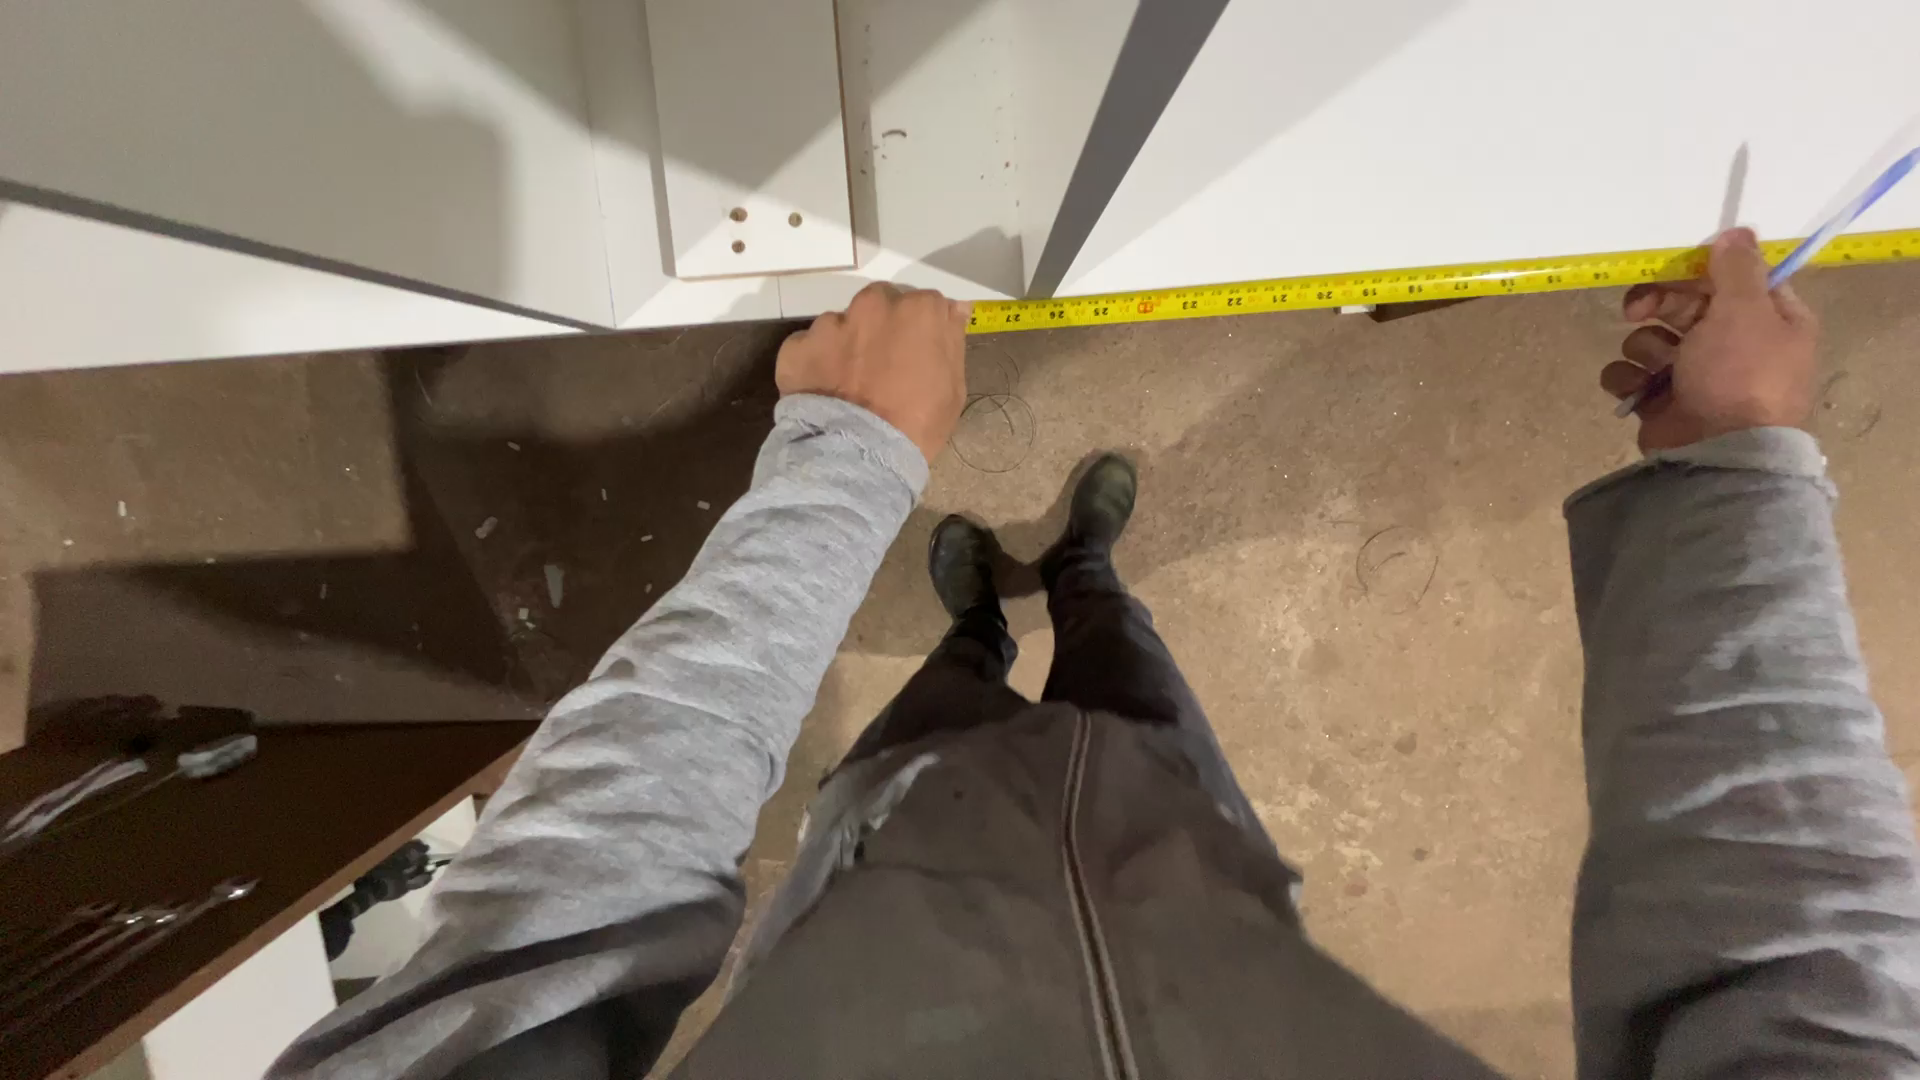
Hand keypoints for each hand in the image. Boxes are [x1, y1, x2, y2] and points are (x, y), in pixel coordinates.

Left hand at [776, 283, 970, 463]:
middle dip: (883, 327)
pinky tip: (824, 393)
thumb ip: (951, 341)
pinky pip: (809, 348)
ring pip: (843, 325)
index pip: (927, 305)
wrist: (858, 457)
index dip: (923, 331)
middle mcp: (873, 305)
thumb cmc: (917, 425)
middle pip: (881, 305)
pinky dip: (816, 364)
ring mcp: (830, 324)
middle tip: (883, 367)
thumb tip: (953, 311)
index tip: (919, 355)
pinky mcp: (797, 347)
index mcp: (917, 310)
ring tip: (850, 386)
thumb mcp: (953, 390)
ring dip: (848, 346)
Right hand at [1603, 227, 1818, 452]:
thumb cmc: (1739, 373)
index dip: (1692, 273)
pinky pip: (1628, 376)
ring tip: (1655, 369)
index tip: (1665, 270)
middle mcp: (1730, 341)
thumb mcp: (1744, 310)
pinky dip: (1626, 381)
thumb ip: (1736, 269)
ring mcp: (1691, 372)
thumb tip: (1736, 230)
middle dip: (1653, 308)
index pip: (1725, 280)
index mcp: (1766, 316)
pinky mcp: (1658, 398)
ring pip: (1647, 341)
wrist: (1717, 444)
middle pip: (1679, 308)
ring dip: (1641, 351)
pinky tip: (1637, 391)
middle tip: (1634, 313)